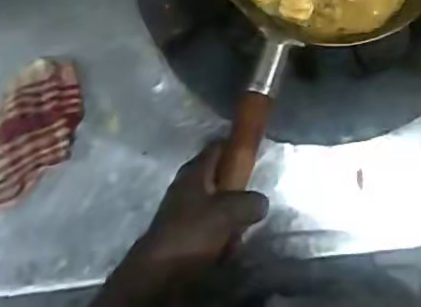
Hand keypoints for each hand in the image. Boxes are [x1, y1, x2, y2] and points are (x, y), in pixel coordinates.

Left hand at [96, 142, 267, 305]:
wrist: (158, 273)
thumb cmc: (192, 231)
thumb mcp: (228, 211)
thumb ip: (249, 202)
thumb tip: (262, 201)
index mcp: (195, 170)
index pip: (219, 147)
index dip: (237, 147)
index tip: (255, 156)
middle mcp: (187, 185)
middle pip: (219, 178)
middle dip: (237, 192)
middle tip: (250, 204)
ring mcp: (182, 210)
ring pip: (215, 206)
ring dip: (229, 219)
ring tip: (238, 234)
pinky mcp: (181, 234)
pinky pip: (207, 228)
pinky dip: (218, 237)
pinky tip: (225, 250)